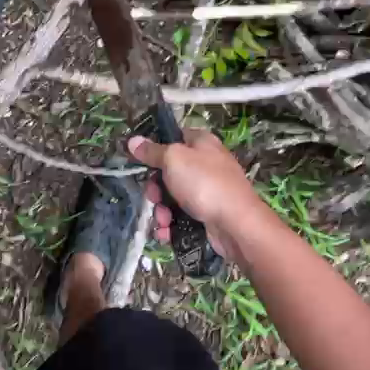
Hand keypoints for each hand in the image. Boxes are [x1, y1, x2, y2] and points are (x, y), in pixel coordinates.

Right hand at [127, 129, 268, 266]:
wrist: (237, 224)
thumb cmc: (204, 182)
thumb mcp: (173, 159)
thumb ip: (152, 151)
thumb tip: (133, 140)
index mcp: (201, 142)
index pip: (173, 137)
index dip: (155, 148)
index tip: (140, 161)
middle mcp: (206, 163)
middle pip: (169, 170)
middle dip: (156, 187)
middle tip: (153, 197)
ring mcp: (208, 189)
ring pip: (174, 195)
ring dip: (162, 209)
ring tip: (162, 220)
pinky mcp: (208, 213)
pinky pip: (183, 215)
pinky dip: (172, 223)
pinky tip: (166, 232)